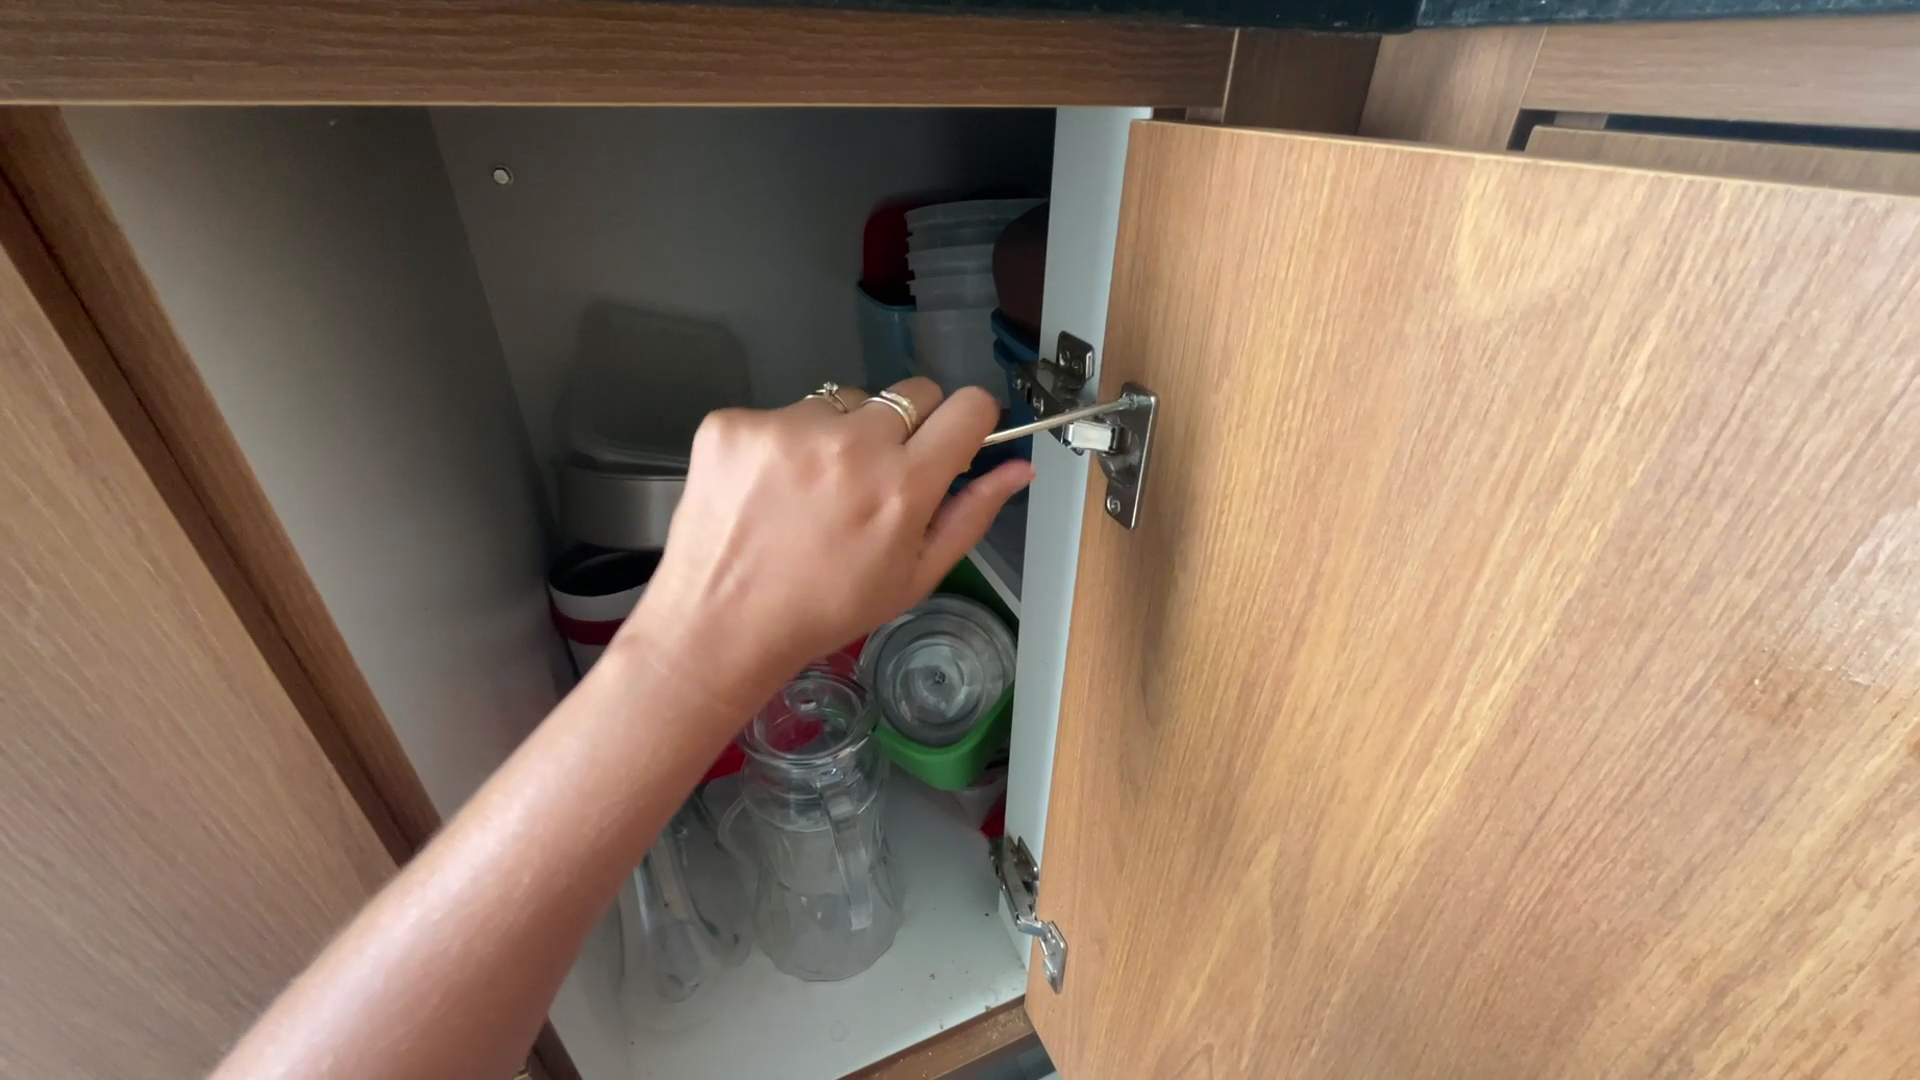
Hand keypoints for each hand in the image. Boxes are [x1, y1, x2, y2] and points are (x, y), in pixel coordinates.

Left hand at [614, 377, 1033, 714]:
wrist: (720, 624)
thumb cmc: (829, 609)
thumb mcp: (914, 576)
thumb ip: (971, 514)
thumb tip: (1019, 467)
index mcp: (902, 485)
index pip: (967, 406)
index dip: (969, 421)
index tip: (955, 440)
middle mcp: (850, 443)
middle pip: (911, 392)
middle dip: (909, 427)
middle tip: (879, 475)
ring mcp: (786, 426)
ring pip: (845, 401)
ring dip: (842, 433)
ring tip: (812, 490)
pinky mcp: (734, 423)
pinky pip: (784, 412)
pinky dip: (785, 443)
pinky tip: (769, 488)